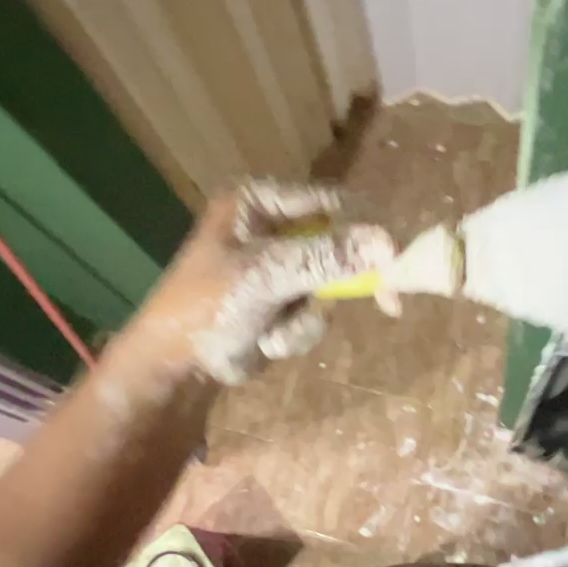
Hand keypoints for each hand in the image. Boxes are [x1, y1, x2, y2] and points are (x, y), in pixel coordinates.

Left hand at [126, 180, 392, 383]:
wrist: (172, 365)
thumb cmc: (205, 307)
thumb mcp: (263, 278)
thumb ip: (323, 258)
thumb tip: (386, 242)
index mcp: (261, 201)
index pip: (332, 202)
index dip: (367, 229)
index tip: (395, 260)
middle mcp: (275, 225)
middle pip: (339, 243)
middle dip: (339, 284)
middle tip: (387, 302)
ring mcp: (282, 264)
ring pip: (332, 285)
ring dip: (308, 318)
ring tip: (272, 333)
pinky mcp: (286, 298)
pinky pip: (317, 311)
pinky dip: (297, 332)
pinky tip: (266, 341)